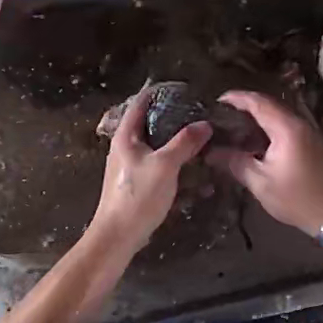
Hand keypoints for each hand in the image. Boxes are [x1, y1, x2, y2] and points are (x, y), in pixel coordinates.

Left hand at [87, 87, 212, 251]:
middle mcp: (124, 146)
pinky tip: (189, 164)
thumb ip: (184, 143)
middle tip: (197, 113)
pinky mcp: (135, 181)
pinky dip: (171, 159)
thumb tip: (204, 124)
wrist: (118, 234)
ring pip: (153, 144)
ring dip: (173, 140)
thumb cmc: (138, 196)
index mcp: (125, 136)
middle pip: (147, 123)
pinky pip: (155, 162)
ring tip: (198, 136)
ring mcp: (128, 164)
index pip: (139, 103)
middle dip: (171, 117)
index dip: (158, 92)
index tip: (182, 88)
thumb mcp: (165, 165)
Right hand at [209, 91, 322, 236]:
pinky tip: (253, 140)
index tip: (216, 100)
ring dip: (256, 117)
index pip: (259, 103)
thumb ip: (234, 162)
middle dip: (244, 106)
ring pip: (277, 115)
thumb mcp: (259, 182)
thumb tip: (210, 152)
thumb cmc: (296, 199)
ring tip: (232, 125)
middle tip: (220, 114)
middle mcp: (300, 124)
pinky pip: (285, 126)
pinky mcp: (310, 143)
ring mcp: (308, 133)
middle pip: (269, 105)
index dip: (236, 98)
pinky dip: (266, 127)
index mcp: (287, 130)